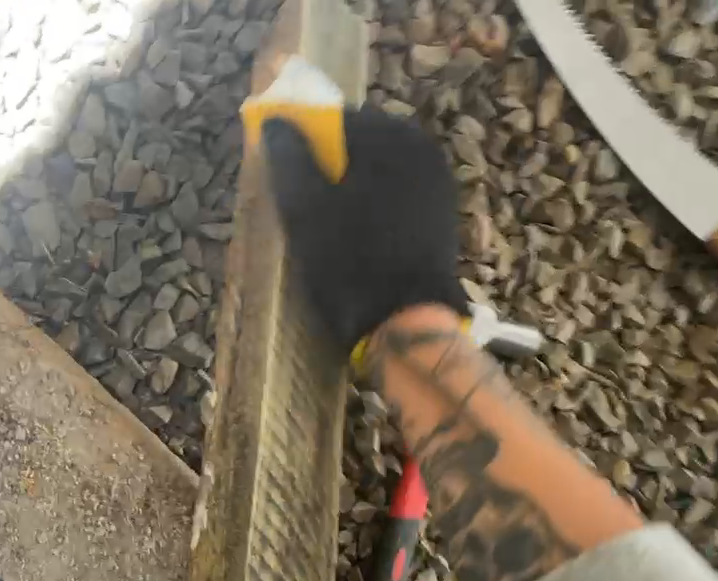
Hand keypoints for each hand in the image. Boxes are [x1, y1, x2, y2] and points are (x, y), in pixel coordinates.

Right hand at [262, 108, 467, 351]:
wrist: (404, 322)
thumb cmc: (350, 262)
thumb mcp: (306, 209)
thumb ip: (289, 157)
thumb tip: (276, 121)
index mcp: (392, 136)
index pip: (337, 121)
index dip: (307, 145)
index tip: (289, 179)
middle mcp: (423, 150)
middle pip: (362, 148)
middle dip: (333, 170)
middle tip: (307, 209)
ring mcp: (438, 187)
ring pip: (381, 176)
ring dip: (353, 193)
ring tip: (330, 232)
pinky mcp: (441, 220)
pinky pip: (397, 202)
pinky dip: (374, 213)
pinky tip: (358, 245)